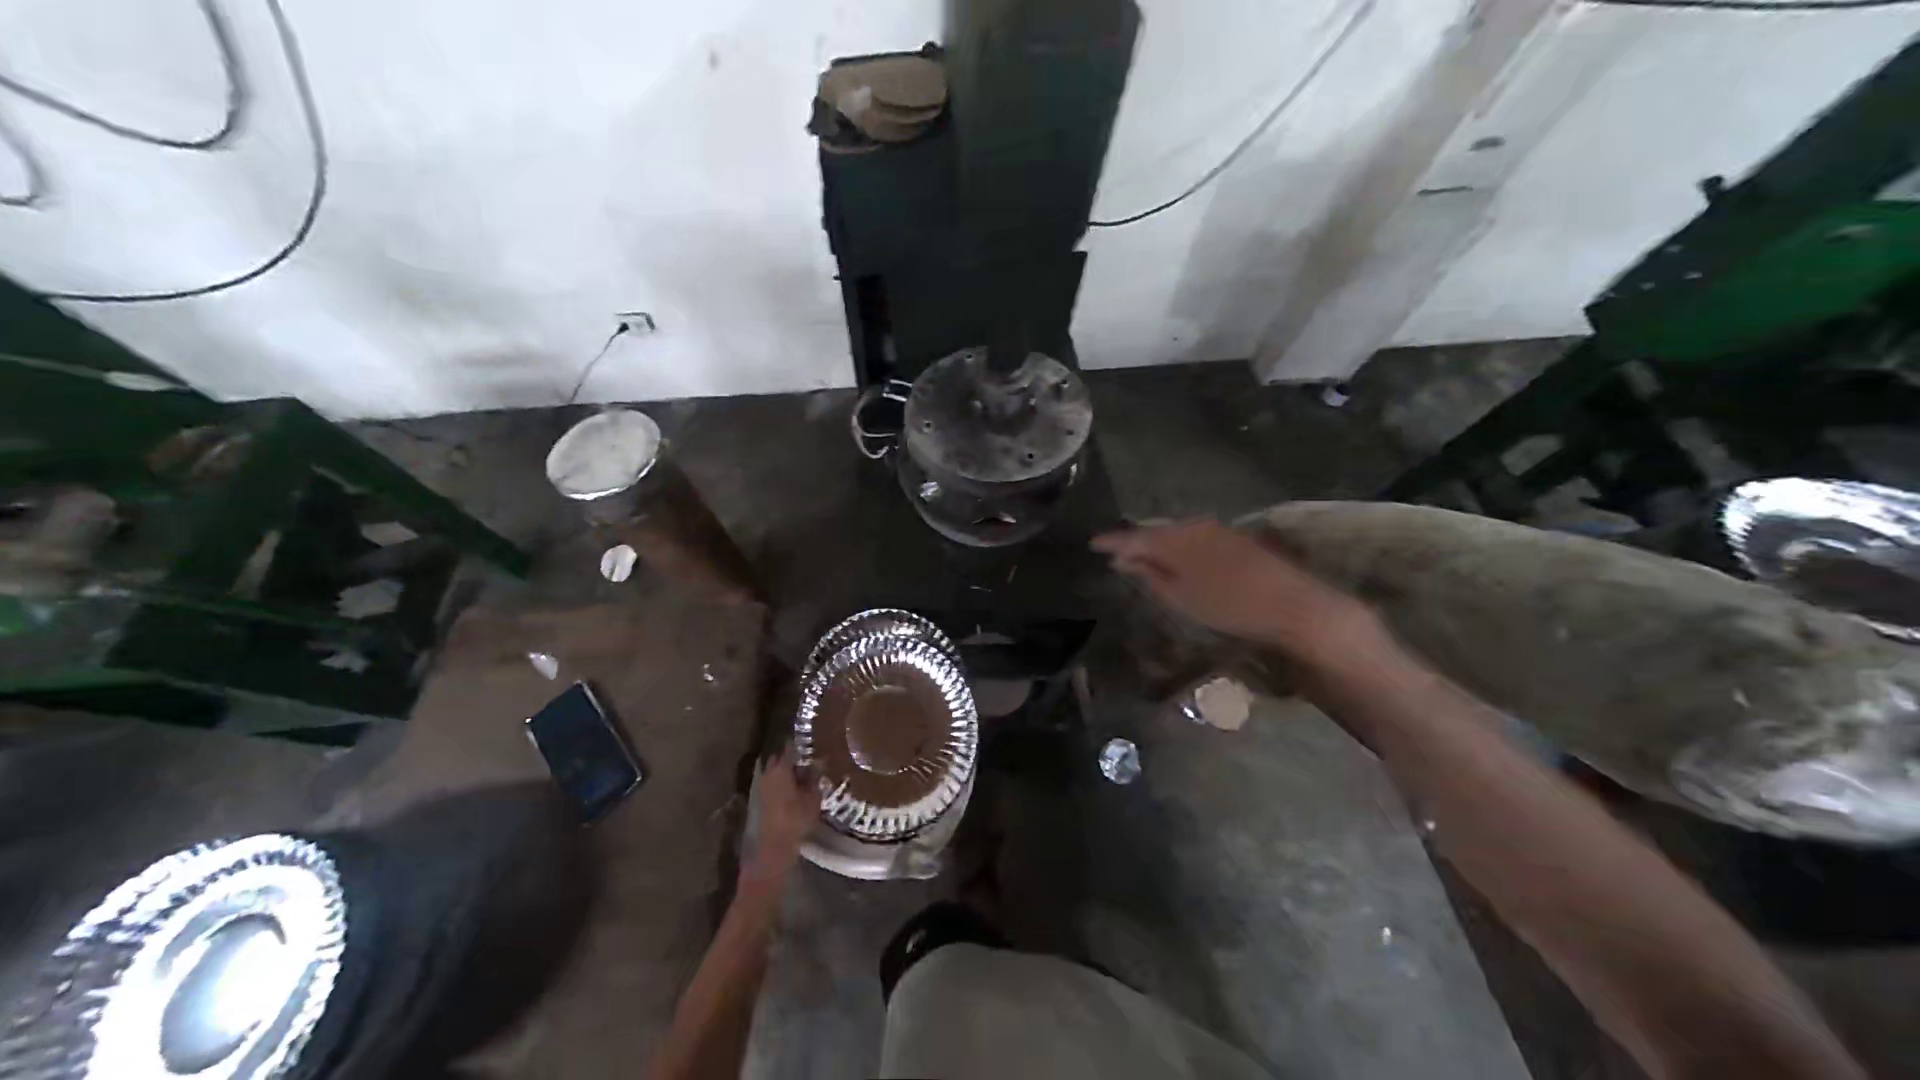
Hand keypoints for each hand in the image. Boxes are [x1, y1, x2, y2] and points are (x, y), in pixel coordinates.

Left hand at [742, 743, 815, 886]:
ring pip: (777, 769)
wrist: (774, 846)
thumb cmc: (796, 818)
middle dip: (794, 755)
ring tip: (806, 772)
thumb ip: (815, 776)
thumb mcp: (812, 797)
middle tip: (811, 756)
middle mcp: (768, 772)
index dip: (801, 741)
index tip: (812, 738)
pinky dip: (784, 780)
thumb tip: (820, 760)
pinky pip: (774, 781)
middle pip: (781, 757)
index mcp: (781, 768)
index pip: (790, 746)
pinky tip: (796, 786)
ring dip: (788, 769)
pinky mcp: (761, 797)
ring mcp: (762, 784)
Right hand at [1093, 520, 1383, 665]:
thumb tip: (1123, 560)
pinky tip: (1175, 559)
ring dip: (1157, 545)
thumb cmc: (1230, 605)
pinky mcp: (1234, 539)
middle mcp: (1194, 526)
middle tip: (1113, 554)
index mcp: (1177, 538)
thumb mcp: (1181, 596)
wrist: (1293, 605)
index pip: (1135, 536)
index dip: (1112, 542)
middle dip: (1134, 542)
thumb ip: (1149, 575)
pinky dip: (1177, 547)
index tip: (1092, 545)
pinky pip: (1193, 537)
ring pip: (1175, 533)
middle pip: (1155, 531)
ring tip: (1140, 558)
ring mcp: (1217, 530)